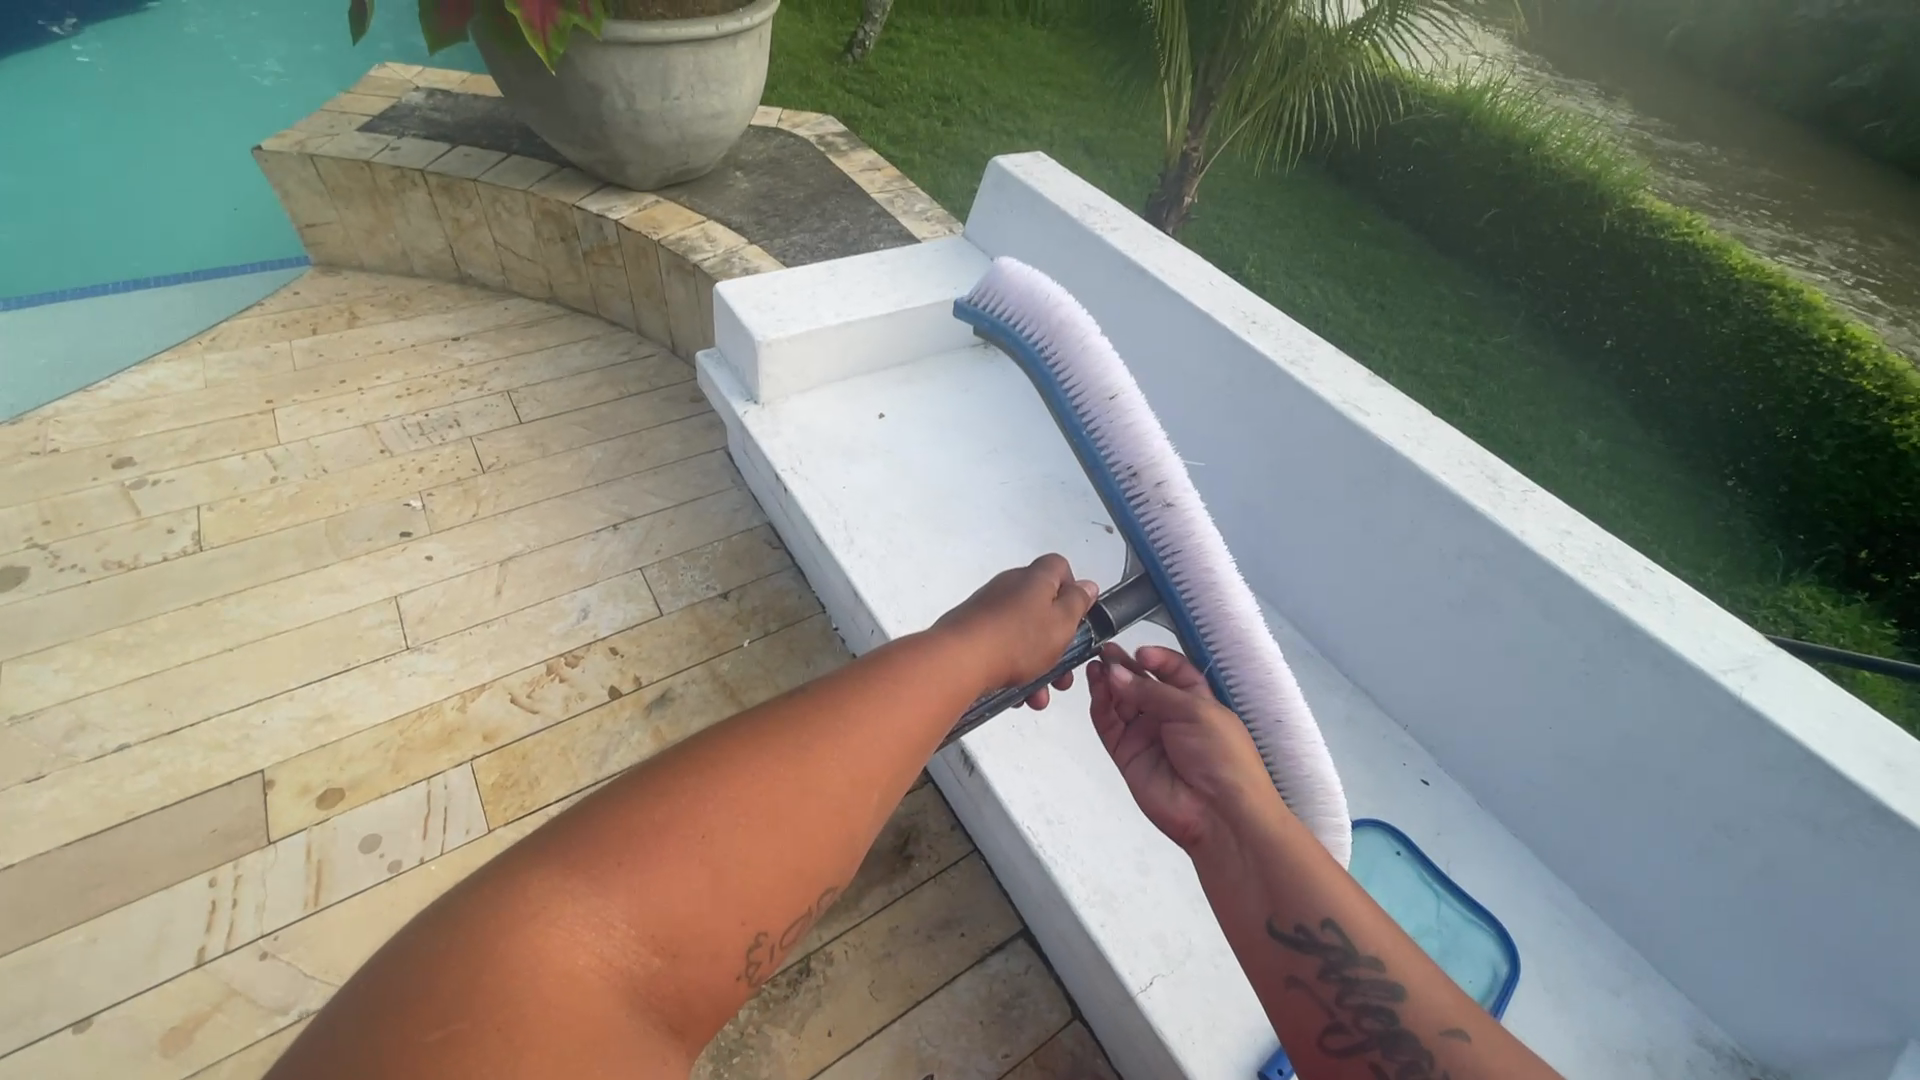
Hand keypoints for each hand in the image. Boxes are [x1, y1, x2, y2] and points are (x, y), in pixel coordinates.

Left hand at [932, 554, 1098, 707]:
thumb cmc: (1017, 640)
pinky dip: (1012, 670)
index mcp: (1034, 578)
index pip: (1059, 568)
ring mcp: (987, 610)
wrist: (958, 661)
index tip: (1078, 618)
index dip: (1073, 590)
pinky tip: (1016, 695)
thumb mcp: (1062, 623)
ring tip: (1039, 696)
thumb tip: (1086, 585)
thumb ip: (1077, 603)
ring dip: (1037, 667)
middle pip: (1042, 609)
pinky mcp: (970, 632)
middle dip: (1058, 644)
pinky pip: (1001, 648)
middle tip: (1063, 673)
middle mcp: (1009, 587)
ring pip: (1023, 635)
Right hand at [1086, 644, 1277, 851]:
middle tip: (1105, 652)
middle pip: (1140, 684)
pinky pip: (1108, 725)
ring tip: (1097, 666)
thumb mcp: (1195, 711)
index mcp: (1195, 701)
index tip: (1141, 653)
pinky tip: (1096, 687)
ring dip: (1108, 683)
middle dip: (1124, 667)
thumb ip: (1150, 691)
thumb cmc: (1221, 756)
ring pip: (1120, 702)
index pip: (1173, 671)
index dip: (1157, 660)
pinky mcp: (1126, 754)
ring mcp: (1145, 735)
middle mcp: (1168, 715)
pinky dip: (1100, 705)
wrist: (1219, 815)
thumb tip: (1114, 673)